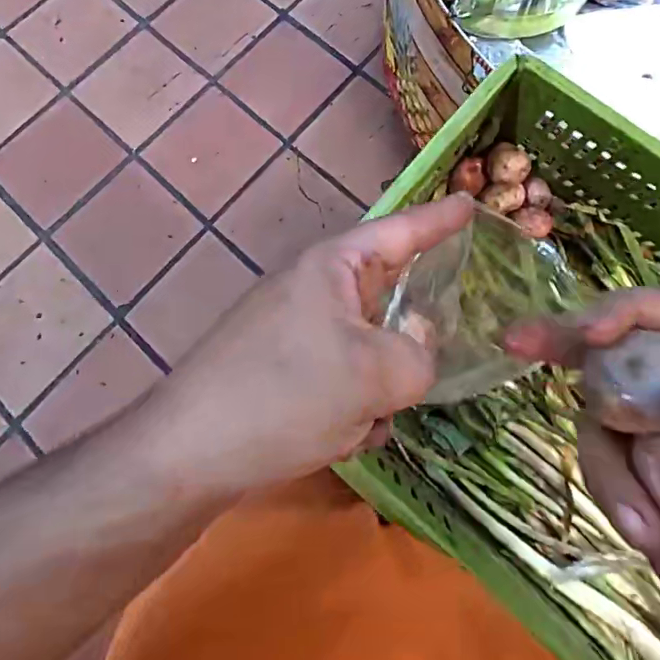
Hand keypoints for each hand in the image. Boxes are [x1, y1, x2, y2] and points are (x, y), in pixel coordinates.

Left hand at [138, 193, 473, 495]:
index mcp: (334, 266)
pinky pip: (343, 377)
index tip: (472, 204)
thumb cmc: (284, 393)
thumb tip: (422, 345)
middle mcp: (315, 288)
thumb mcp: (373, 374)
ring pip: (369, 346)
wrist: (188, 454)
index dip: (440, 219)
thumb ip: (420, 354)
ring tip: (362, 419)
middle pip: (387, 296)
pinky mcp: (285, 369)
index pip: (400, 230)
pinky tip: (337, 438)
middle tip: (443, 350)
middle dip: (409, 335)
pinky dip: (351, 406)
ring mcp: (297, 329)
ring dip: (378, 386)